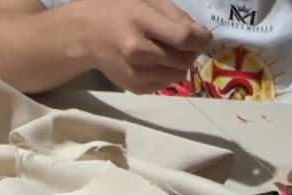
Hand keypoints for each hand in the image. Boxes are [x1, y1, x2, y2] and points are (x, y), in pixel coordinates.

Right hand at [78, 0, 210, 92]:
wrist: (86, 35)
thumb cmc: (117, 9)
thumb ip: (174, 14)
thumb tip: (201, 35)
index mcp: (140, 20)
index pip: (182, 37)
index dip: (200, 39)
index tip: (205, 37)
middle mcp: (138, 50)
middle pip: (183, 58)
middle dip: (189, 50)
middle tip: (182, 41)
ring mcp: (137, 73)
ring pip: (178, 74)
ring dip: (179, 62)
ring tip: (165, 50)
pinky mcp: (137, 88)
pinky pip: (166, 83)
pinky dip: (166, 72)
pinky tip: (153, 61)